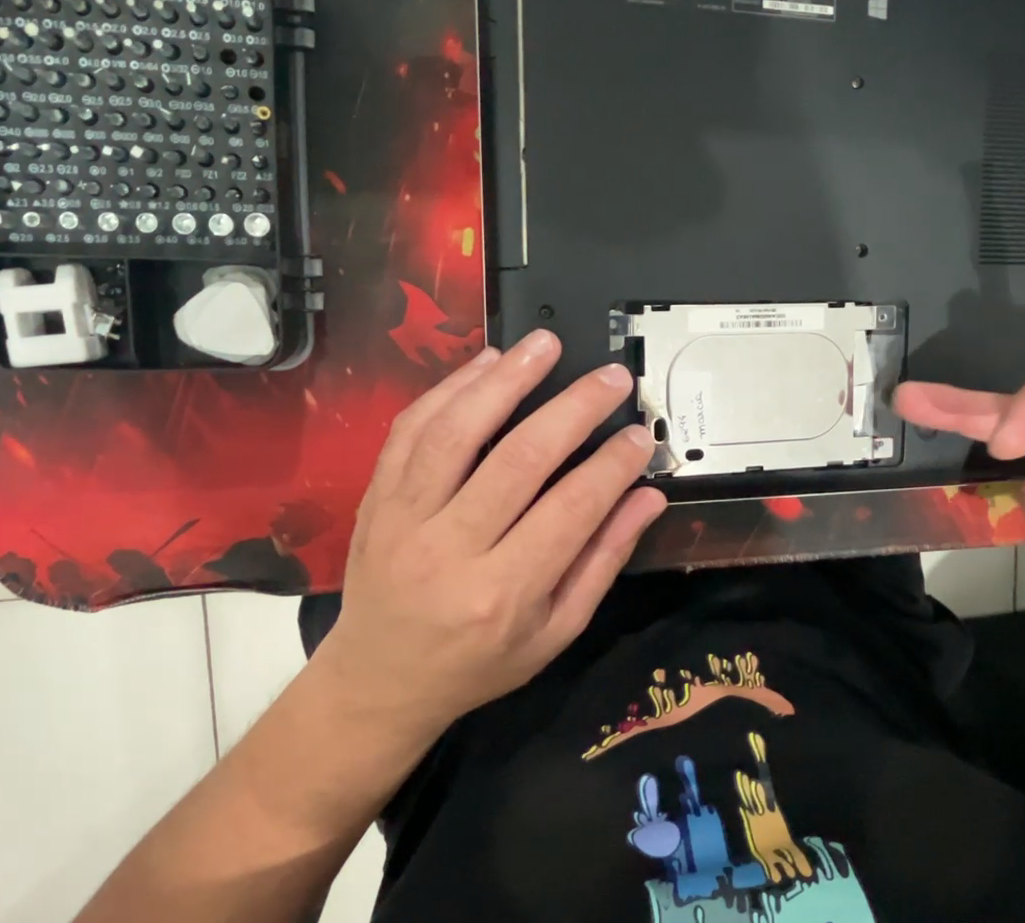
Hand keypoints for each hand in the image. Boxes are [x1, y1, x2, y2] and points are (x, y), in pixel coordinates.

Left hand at [311, 331, 667, 738]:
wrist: (380, 679)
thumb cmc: (478, 663)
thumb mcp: (555, 632)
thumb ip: (602, 562)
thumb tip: (647, 498)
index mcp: (502, 594)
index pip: (570, 511)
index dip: (612, 465)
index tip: (640, 434)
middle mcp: (450, 549)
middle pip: (518, 459)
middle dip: (573, 409)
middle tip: (611, 377)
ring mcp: (404, 518)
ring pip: (456, 432)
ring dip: (504, 380)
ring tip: (545, 344)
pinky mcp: (377, 497)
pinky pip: (410, 430)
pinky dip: (448, 389)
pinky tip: (485, 363)